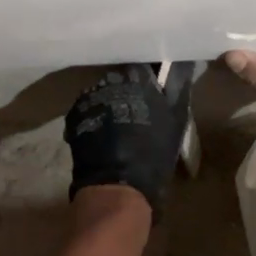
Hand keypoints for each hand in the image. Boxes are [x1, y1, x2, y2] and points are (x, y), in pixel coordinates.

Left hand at [62, 65, 186, 213]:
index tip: (152, 91)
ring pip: (102, 93)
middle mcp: (111, 79)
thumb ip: (177, 92)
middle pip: (120, 79)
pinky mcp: (74, 115)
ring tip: (116, 126)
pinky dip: (93, 118)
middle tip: (134, 110)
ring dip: (108, 104)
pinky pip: (87, 109)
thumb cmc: (153, 155)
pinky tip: (100, 135)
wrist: (117, 187)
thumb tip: (181, 68)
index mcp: (138, 77)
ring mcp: (90, 96)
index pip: (143, 68)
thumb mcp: (176, 122)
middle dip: (126, 90)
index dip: (147, 80)